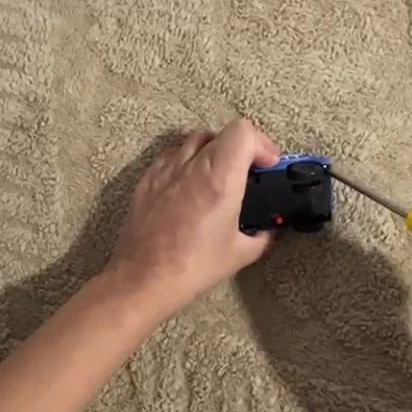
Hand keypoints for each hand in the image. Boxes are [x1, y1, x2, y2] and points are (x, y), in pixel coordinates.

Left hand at [104, 120, 280, 314]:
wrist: (144, 279)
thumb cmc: (191, 267)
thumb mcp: (239, 254)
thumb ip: (261, 236)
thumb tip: (267, 231)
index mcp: (219, 179)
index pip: (242, 132)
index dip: (261, 144)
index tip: (267, 165)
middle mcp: (191, 166)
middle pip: (222, 132)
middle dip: (242, 146)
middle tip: (250, 170)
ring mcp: (166, 170)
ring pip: (194, 138)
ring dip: (213, 148)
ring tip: (220, 171)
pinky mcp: (147, 180)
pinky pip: (170, 154)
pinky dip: (187, 159)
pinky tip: (191, 182)